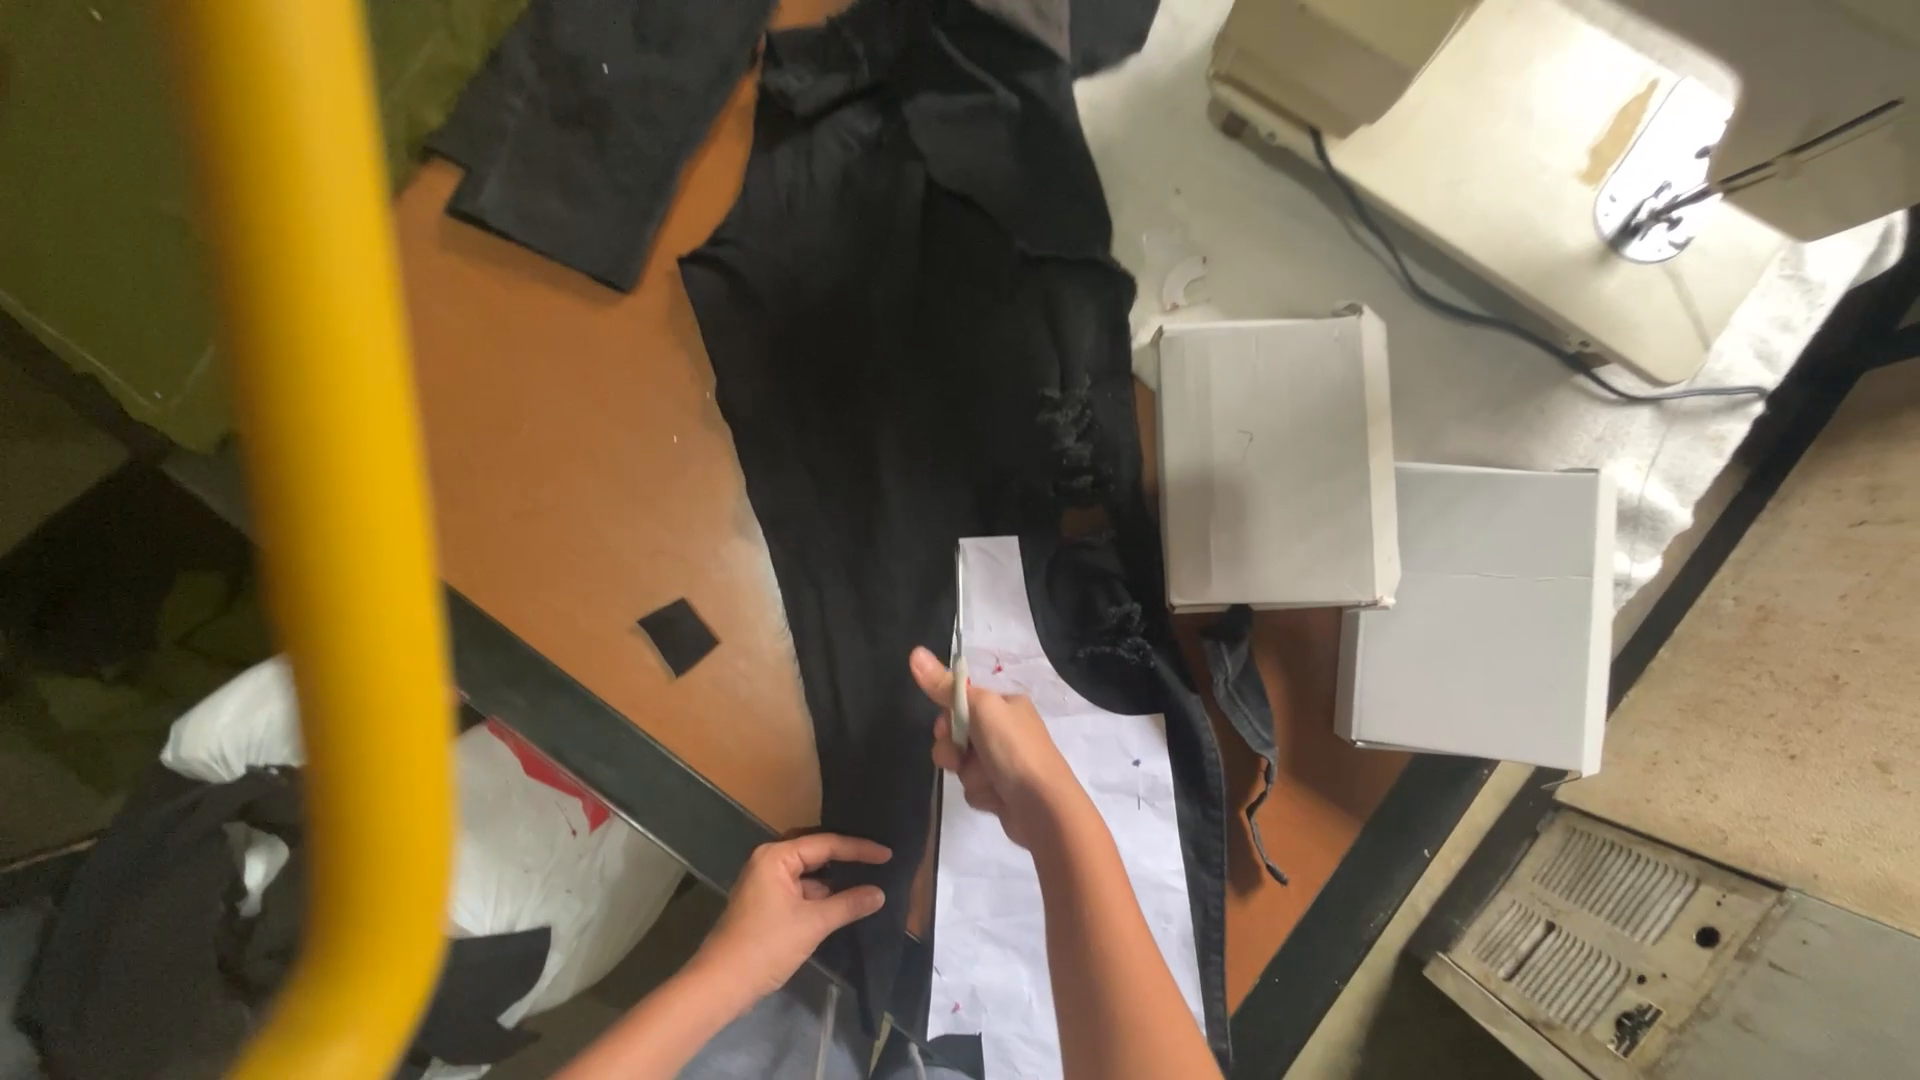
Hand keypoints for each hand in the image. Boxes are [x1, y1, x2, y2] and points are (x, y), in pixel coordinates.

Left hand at [689, 833, 890, 1005]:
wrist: (721, 986)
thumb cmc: (765, 947)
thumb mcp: (812, 924)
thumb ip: (848, 905)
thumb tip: (879, 893)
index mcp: (776, 856)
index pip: (825, 844)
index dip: (859, 849)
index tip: (887, 854)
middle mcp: (768, 861)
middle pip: (814, 850)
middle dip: (844, 855)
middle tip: (875, 855)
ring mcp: (764, 883)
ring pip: (806, 871)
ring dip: (832, 877)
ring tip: (865, 876)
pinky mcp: (765, 903)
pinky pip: (799, 888)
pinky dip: (819, 892)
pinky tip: (841, 900)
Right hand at [910, 646, 1084, 848]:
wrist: (1043, 808)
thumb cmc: (1014, 750)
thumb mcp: (981, 709)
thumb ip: (945, 686)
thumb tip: (914, 652)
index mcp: (1006, 705)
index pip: (962, 703)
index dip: (947, 718)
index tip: (945, 730)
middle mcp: (1007, 730)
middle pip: (958, 735)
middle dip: (953, 750)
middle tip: (960, 758)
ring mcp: (1006, 762)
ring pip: (963, 764)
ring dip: (968, 775)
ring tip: (986, 781)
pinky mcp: (1003, 791)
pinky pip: (974, 788)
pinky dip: (980, 793)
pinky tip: (995, 797)